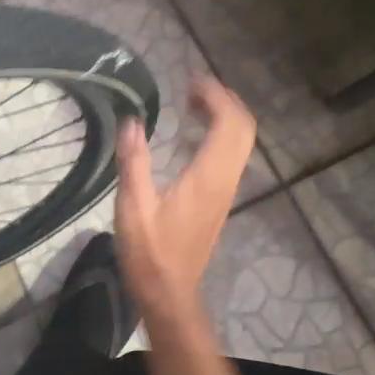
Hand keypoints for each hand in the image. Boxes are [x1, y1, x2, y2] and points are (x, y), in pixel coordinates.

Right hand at [114, 77, 256, 322]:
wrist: (170, 294)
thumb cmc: (149, 253)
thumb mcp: (133, 206)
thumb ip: (133, 162)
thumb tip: (132, 120)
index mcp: (207, 177)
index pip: (229, 125)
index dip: (217, 96)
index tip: (191, 80)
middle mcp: (224, 180)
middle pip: (243, 130)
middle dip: (225, 101)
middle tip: (193, 87)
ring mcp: (225, 191)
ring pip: (241, 143)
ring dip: (224, 116)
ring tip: (193, 102)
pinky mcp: (219, 200)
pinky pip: (231, 156)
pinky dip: (220, 134)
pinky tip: (193, 134)